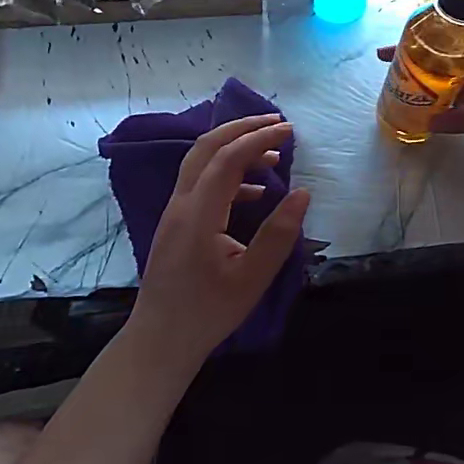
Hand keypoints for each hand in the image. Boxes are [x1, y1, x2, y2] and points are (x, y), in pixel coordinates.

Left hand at [128, 114, 309, 365]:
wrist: (160, 339)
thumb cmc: (208, 312)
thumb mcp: (252, 279)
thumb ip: (278, 235)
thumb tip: (303, 193)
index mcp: (199, 213)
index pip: (228, 158)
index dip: (259, 138)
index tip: (289, 130)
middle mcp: (181, 203)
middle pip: (207, 147)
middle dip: (242, 128)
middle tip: (277, 124)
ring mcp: (174, 212)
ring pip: (200, 162)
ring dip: (234, 150)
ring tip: (273, 156)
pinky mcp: (175, 223)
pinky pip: (200, 183)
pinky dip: (227, 176)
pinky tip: (255, 193)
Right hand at [376, 46, 463, 166]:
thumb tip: (429, 122)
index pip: (448, 46)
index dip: (422, 42)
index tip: (394, 47)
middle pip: (441, 63)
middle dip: (414, 61)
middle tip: (386, 67)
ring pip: (445, 84)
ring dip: (423, 85)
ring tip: (396, 88)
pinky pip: (453, 104)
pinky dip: (436, 105)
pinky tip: (420, 112)